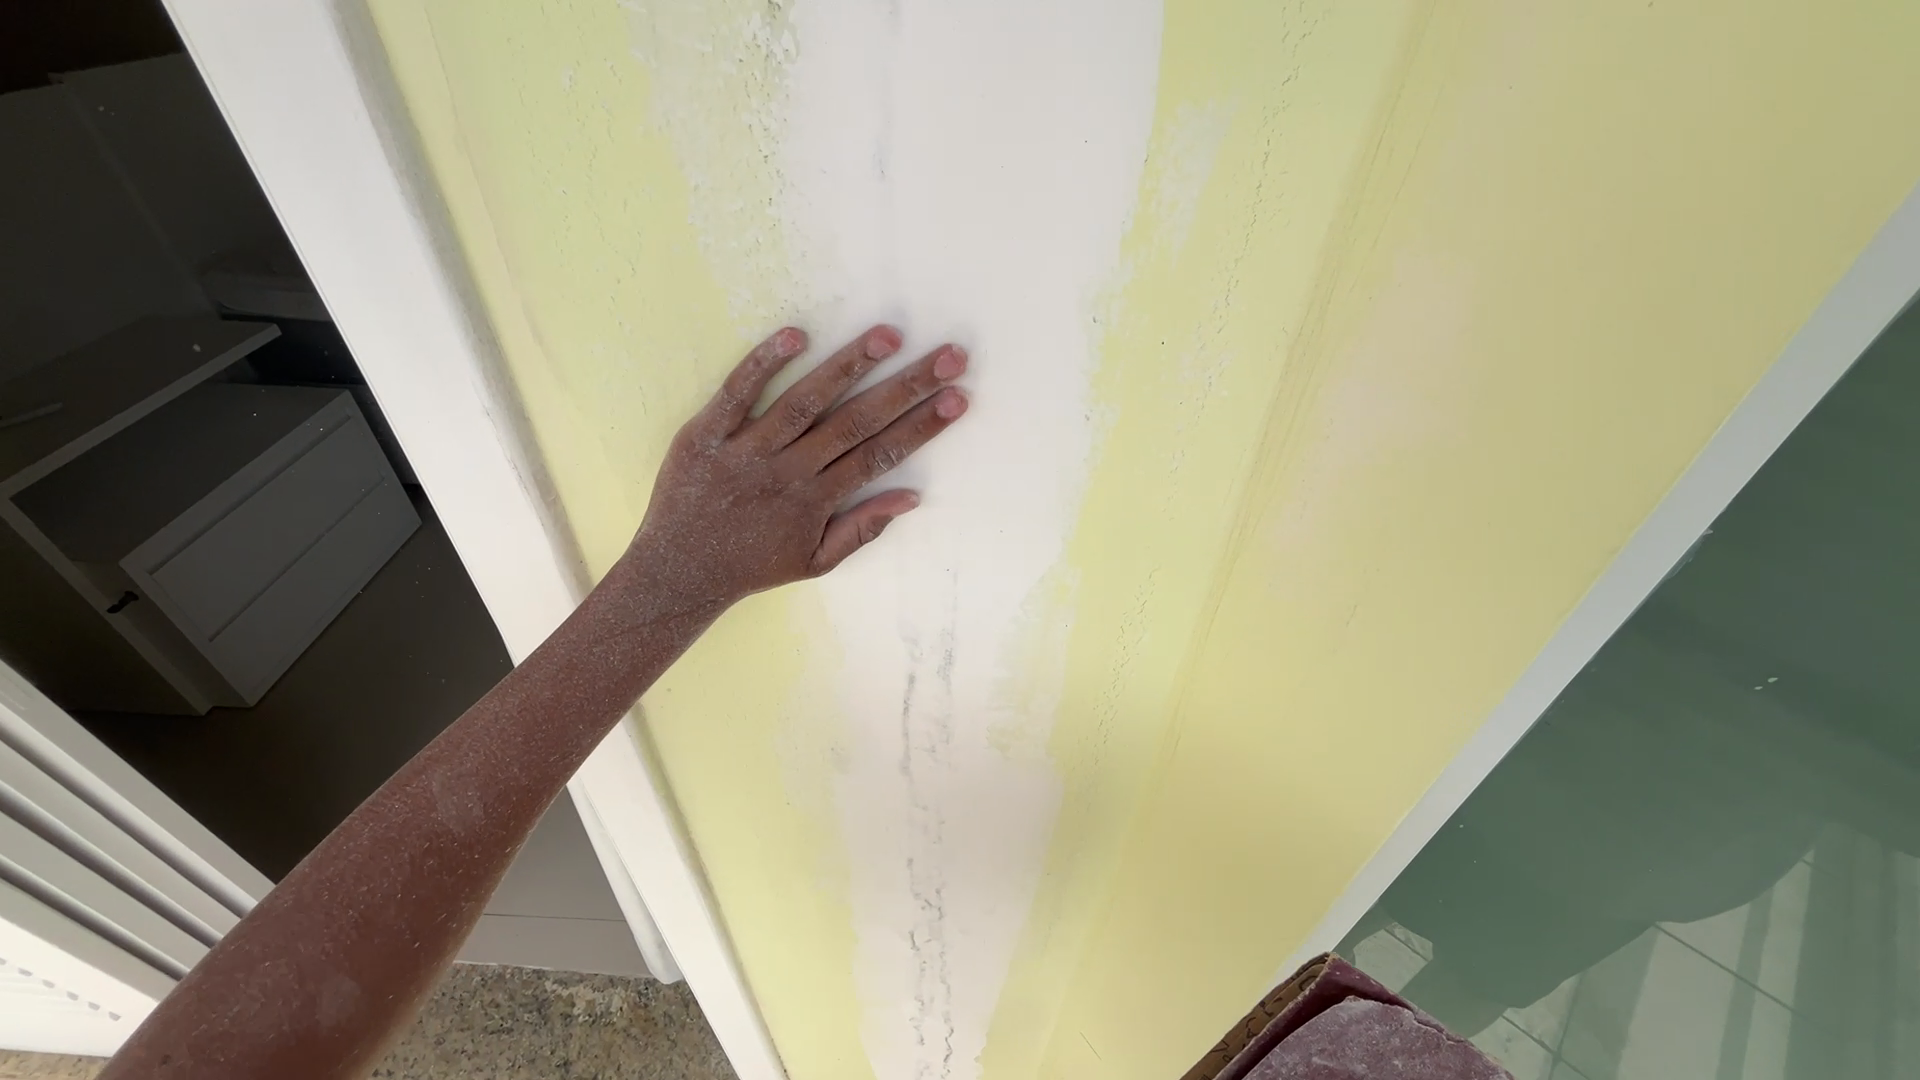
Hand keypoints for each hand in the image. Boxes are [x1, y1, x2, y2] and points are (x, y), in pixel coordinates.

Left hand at [623, 324, 968, 613]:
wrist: (678, 572)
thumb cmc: (753, 565)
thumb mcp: (815, 561)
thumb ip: (863, 530)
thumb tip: (912, 497)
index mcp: (817, 501)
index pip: (881, 455)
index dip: (923, 426)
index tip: (958, 398)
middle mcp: (788, 472)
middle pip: (856, 422)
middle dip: (907, 387)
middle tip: (948, 357)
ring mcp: (746, 451)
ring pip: (805, 402)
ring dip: (847, 367)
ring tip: (888, 336)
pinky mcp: (705, 434)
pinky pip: (736, 393)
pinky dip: (764, 364)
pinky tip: (796, 334)